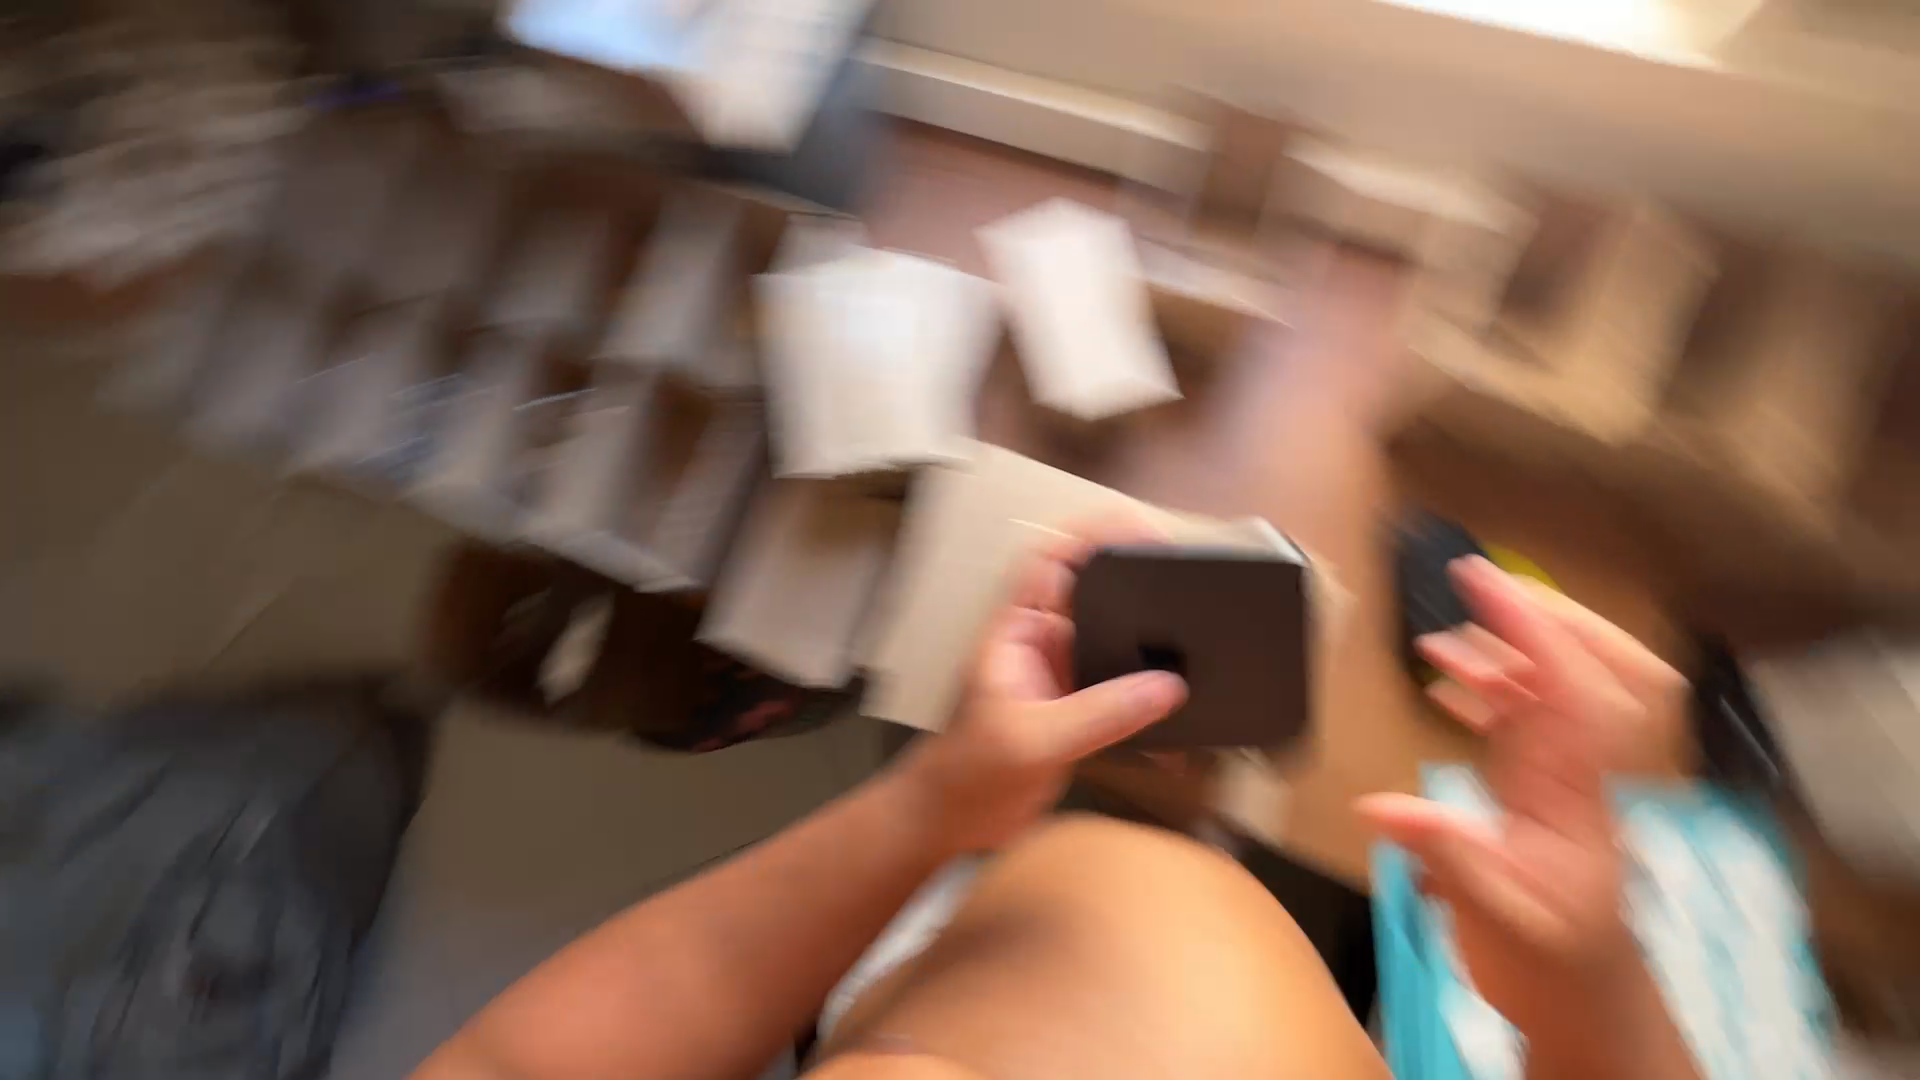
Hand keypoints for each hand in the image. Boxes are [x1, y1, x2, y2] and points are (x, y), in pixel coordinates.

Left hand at [897, 520, 1188, 853]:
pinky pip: (1116, 686)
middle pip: (1088, 592)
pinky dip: (1144, 690)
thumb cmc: (969, 769)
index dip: (1093, 534)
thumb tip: (1167, 687)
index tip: (1142, 530)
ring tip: (1190, 633)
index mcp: (1015, 630)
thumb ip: (1100, 714)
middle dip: (1132, 578)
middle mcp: (1038, 642)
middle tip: (1184, 577)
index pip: (1052, 560)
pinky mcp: (1072, 709)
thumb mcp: (1035, 739)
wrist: (951, 818)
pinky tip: (1175, 702)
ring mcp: (1057, 675)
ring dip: (1143, 636)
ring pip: (1107, 638)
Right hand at [1359, 557, 1682, 1051]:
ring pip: (1561, 690)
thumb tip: (1377, 807)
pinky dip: (1490, 691)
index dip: (1534, 628)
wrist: (1583, 1001)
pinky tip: (1445, 688)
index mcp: (1575, 793)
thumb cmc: (1548, 961)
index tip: (1481, 581)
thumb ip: (1446, 854)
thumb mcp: (1496, 916)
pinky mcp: (1543, 787)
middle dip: (1553, 620)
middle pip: (1606, 674)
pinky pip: (1528, 720)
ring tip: (1442, 641)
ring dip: (1510, 651)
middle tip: (1485, 589)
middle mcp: (1580, 772)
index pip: (1573, 690)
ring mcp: (1565, 776)